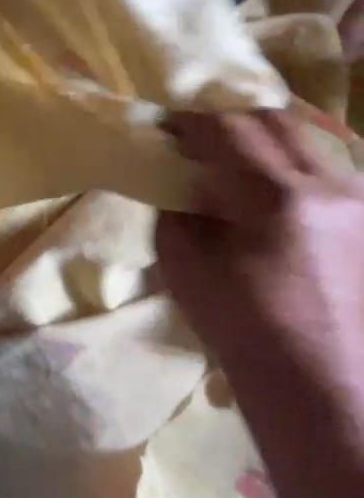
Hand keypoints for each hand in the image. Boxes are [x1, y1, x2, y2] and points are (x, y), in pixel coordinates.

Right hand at [156, 111, 363, 387]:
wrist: (322, 376)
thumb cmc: (239, 321)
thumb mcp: (183, 258)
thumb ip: (184, 205)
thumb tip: (186, 178)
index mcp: (277, 197)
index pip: (229, 129)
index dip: (188, 122)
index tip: (161, 130)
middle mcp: (335, 190)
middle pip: (282, 122)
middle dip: (231, 121)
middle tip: (196, 138)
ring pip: (317, 142)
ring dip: (269, 142)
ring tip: (235, 163)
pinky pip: (337, 172)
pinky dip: (297, 165)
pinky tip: (273, 190)